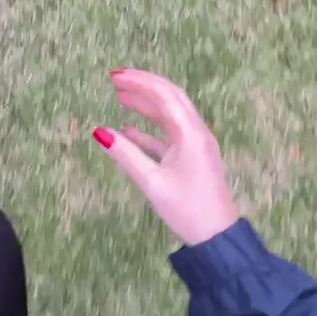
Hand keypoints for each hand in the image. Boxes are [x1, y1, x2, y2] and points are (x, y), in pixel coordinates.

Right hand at [94, 69, 240, 245]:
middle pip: (170, 98)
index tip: (115, 76)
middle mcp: (196, 132)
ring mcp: (196, 145)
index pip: (165, 95)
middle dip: (144, 85)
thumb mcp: (152, 182)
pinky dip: (150, 128)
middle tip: (116, 79)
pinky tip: (129, 129)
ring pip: (170, 115)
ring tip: (120, 97)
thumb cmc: (187, 209)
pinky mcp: (192, 157)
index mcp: (191, 134)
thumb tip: (99, 132)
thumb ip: (126, 155)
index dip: (140, 82)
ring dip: (146, 104)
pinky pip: (169, 134)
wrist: (217, 238)